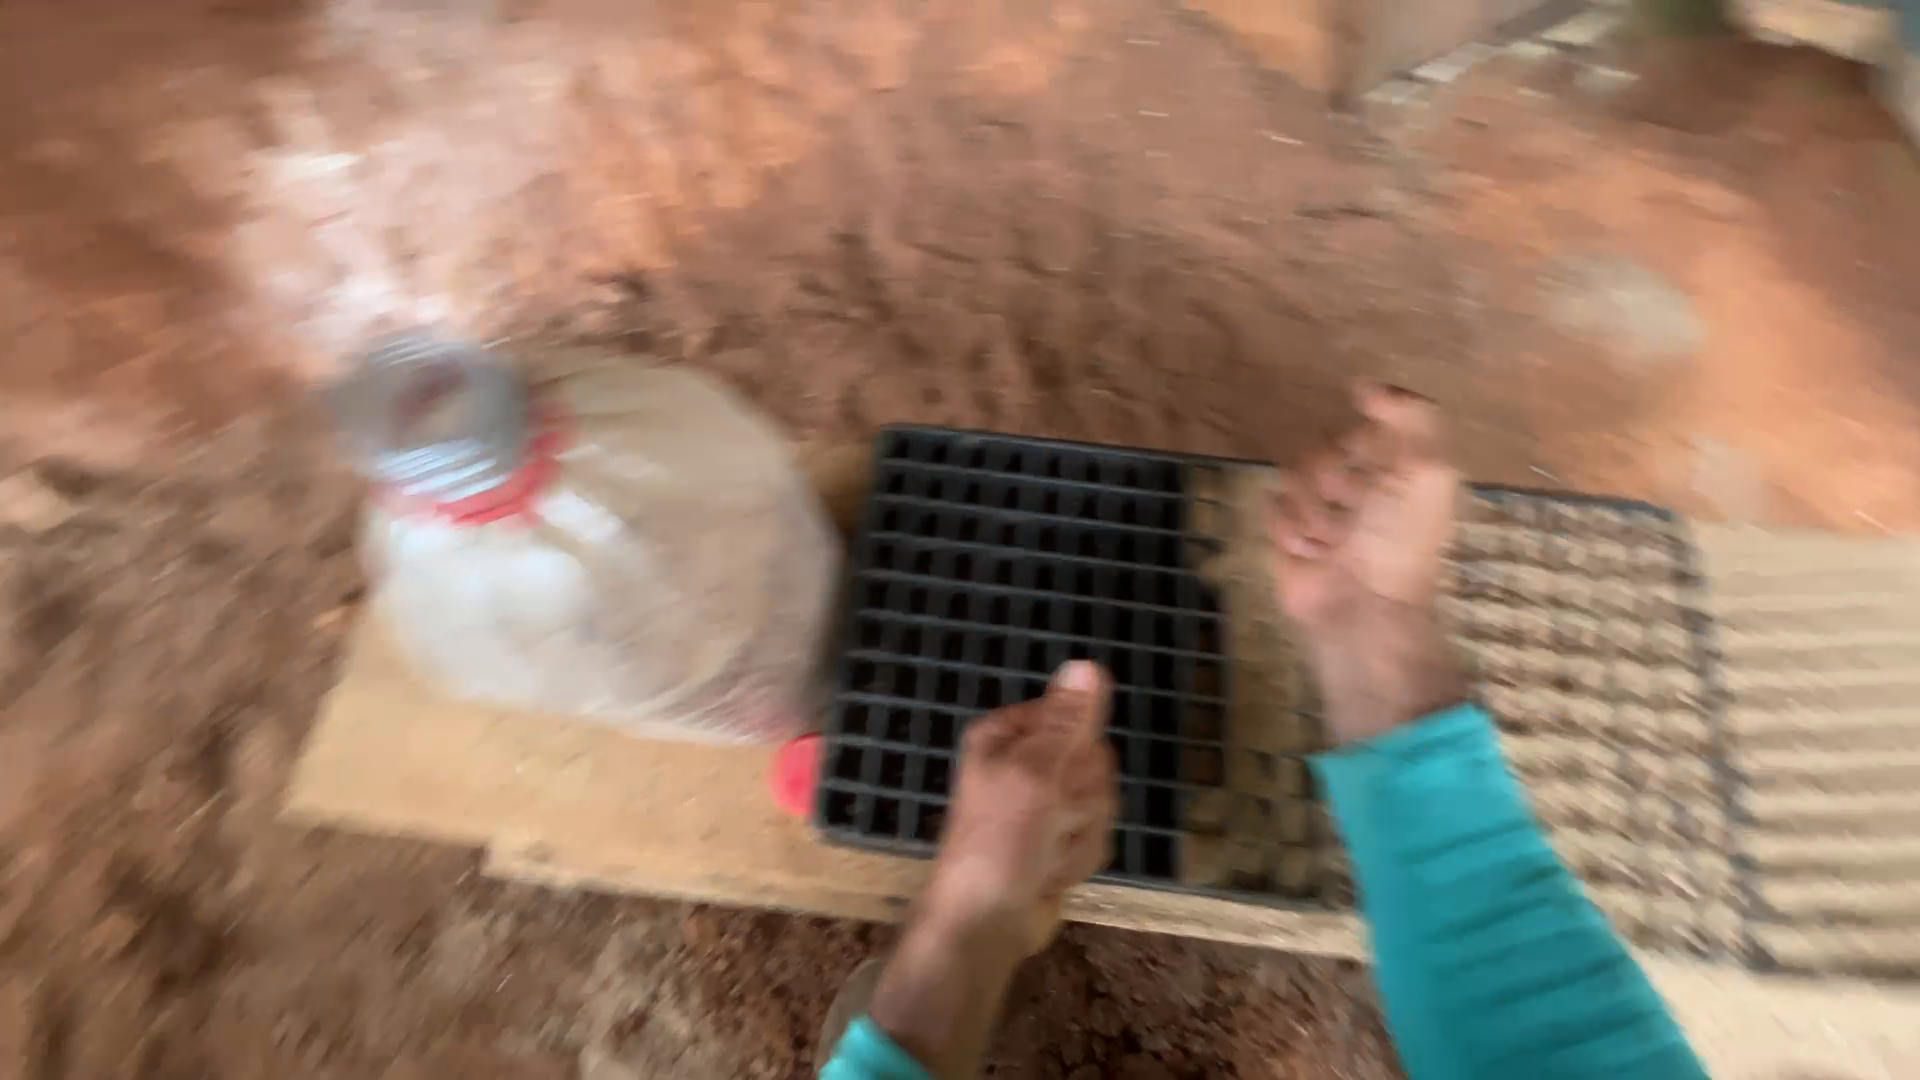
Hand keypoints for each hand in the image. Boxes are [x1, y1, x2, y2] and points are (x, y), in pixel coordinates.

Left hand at [865, 663, 1116, 1078]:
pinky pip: (1092, 834)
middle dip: (1081, 799)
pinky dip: (1077, 856)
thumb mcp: (1034, 772)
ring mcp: (1042, 802)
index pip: (1075, 718)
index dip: (1078, 753)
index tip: (1062, 776)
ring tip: (1047, 851)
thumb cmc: (1000, 841)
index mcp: (1008, 733)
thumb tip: (1087, 663)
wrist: (986, 923)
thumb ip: (1067, 721)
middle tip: (1051, 819)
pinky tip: (1052, 870)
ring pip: (1098, 800)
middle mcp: (1025, 761)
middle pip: (1093, 761)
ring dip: (1079, 833)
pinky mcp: (1056, 837)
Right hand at [1269, 381, 1468, 744]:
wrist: (1359, 607)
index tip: (1363, 443)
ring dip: (1307, 505)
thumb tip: (1367, 386)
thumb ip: (1411, 417)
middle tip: (1343, 497)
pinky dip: (1288, 530)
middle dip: (1327, 471)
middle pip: (1324, 450)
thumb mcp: (1426, 469)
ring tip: (1324, 537)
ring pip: (1293, 478)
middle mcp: (1362, 492)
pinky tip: (1306, 551)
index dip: (1366, 433)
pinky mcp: (1290, 540)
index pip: (1373, 430)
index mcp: (1401, 475)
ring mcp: (1322, 516)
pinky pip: (1273, 510)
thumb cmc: (1398, 540)